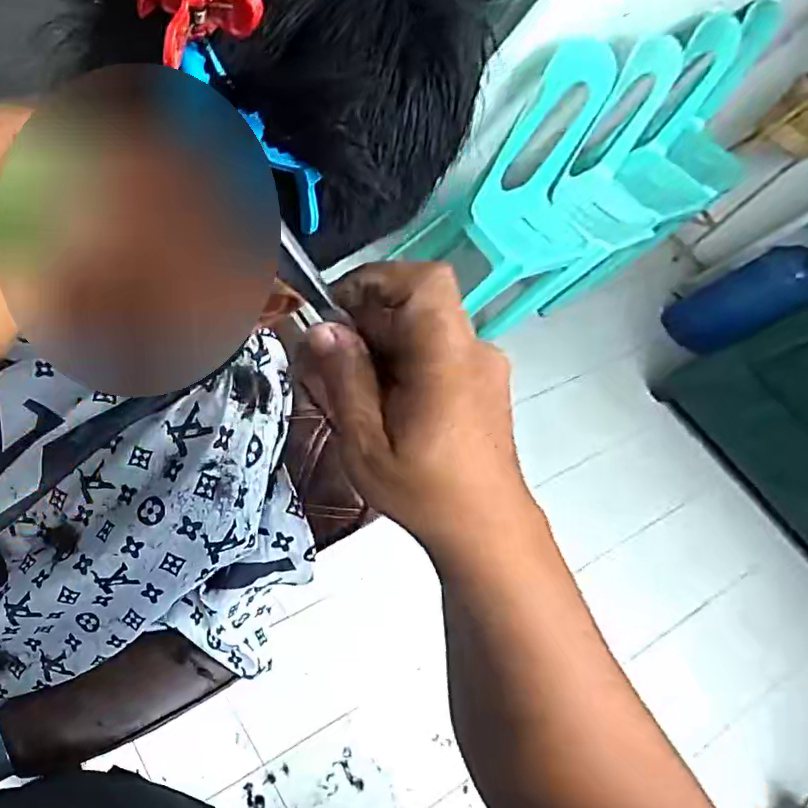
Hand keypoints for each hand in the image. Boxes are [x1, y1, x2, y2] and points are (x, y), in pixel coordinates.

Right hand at [297, 262, 537, 556]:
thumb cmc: (424, 492)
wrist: (485, 528)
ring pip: (423, 328)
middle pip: (417, 304)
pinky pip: (435, 351)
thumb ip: (345, 381)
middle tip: (328, 362)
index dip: (374, 280)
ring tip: (350, 390)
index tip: (334, 309)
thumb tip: (322, 330)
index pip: (422, 282)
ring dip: (380, 344)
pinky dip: (400, 361)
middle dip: (365, 321)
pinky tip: (380, 403)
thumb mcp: (366, 443)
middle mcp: (473, 351)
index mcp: (447, 361)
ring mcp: (482, 365)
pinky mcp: (480, 381)